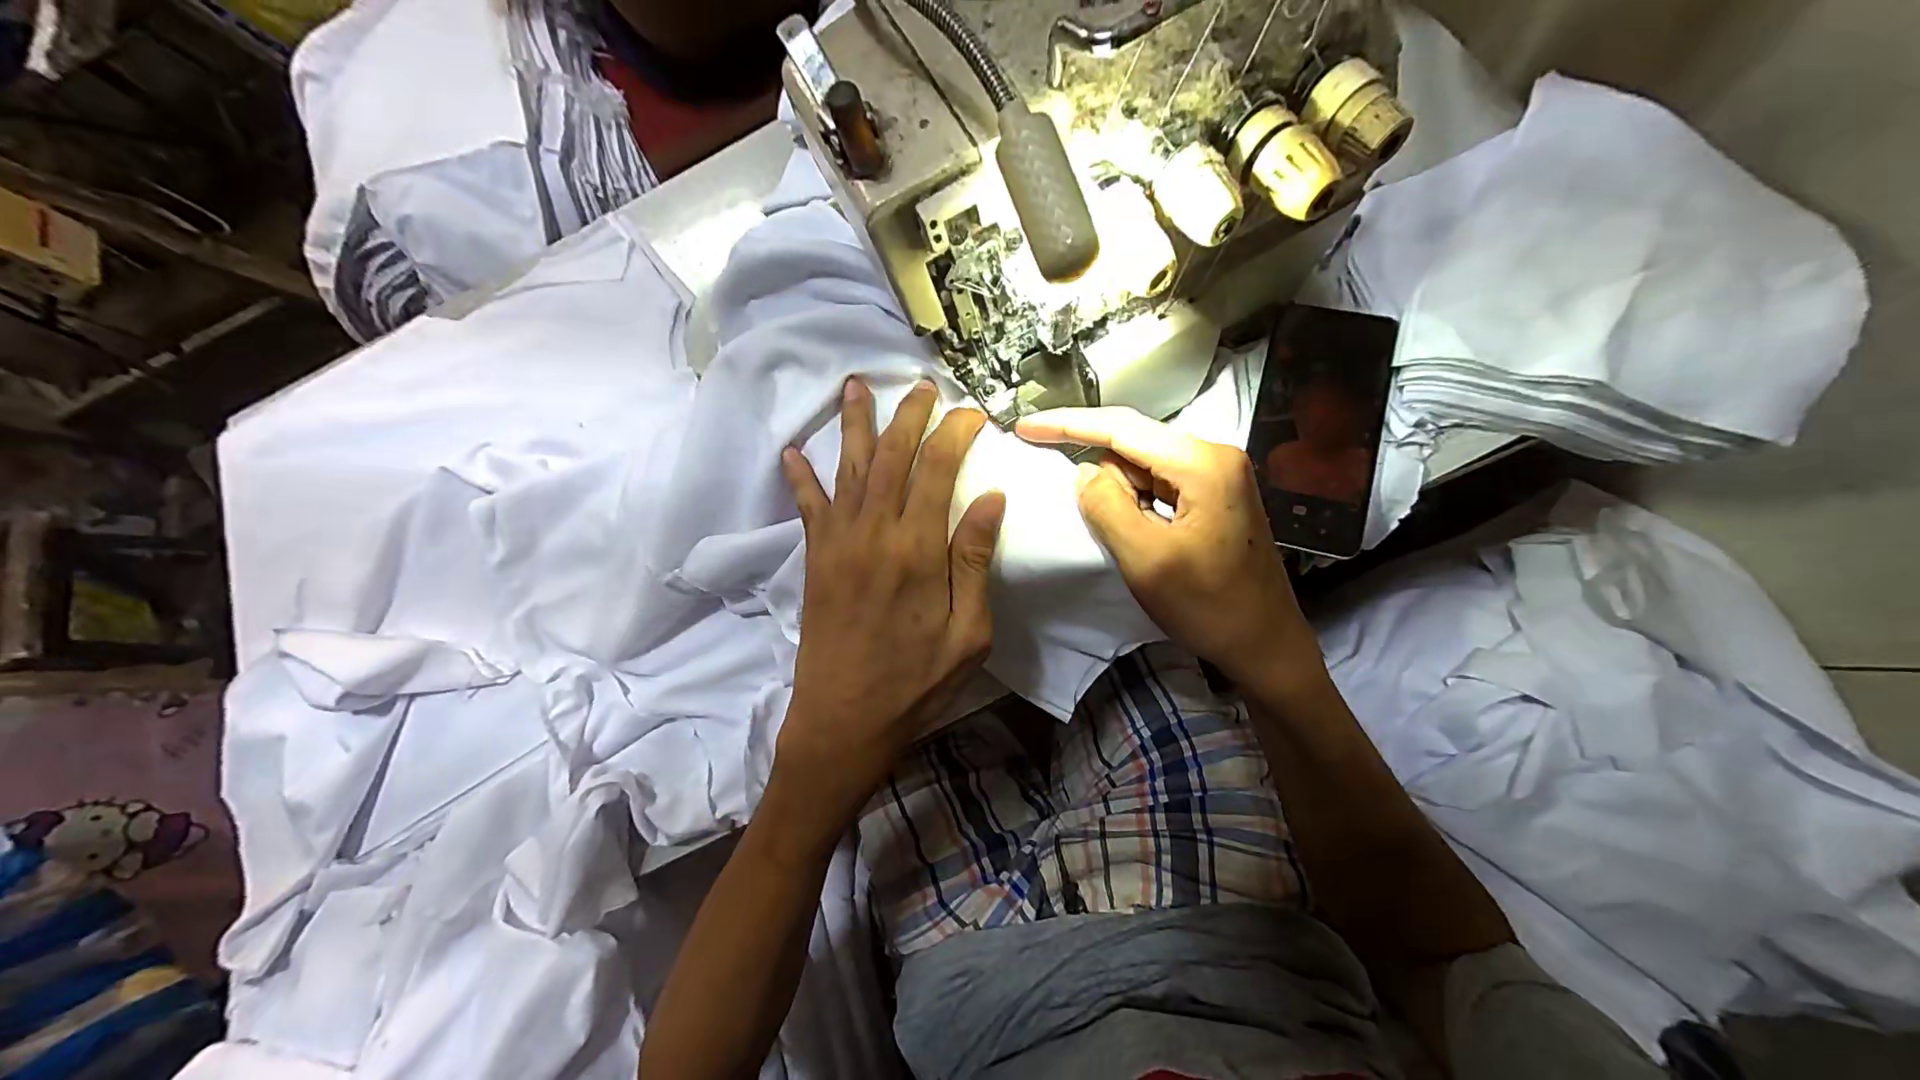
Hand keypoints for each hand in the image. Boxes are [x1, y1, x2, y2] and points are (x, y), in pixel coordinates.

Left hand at [778, 378, 1005, 808]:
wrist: (842, 722)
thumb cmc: (915, 684)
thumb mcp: (968, 634)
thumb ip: (974, 561)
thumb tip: (989, 498)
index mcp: (918, 549)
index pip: (937, 468)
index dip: (955, 433)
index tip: (973, 414)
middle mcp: (874, 533)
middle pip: (890, 456)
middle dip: (908, 415)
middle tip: (922, 386)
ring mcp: (837, 544)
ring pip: (847, 469)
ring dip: (853, 425)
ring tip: (855, 386)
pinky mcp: (814, 561)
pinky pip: (806, 508)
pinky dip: (800, 478)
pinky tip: (791, 452)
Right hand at [1015, 407, 1318, 690]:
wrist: (1266, 645)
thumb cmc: (1209, 607)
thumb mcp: (1145, 559)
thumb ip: (1106, 506)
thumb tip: (1085, 471)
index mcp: (1202, 462)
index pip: (1122, 427)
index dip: (1068, 424)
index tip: (1025, 426)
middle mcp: (1214, 456)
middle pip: (1133, 444)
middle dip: (1104, 476)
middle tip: (1109, 530)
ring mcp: (1218, 476)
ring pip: (1144, 467)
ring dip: (1122, 495)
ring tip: (1136, 544)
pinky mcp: (1216, 497)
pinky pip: (1159, 485)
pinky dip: (1137, 503)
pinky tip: (1141, 534)